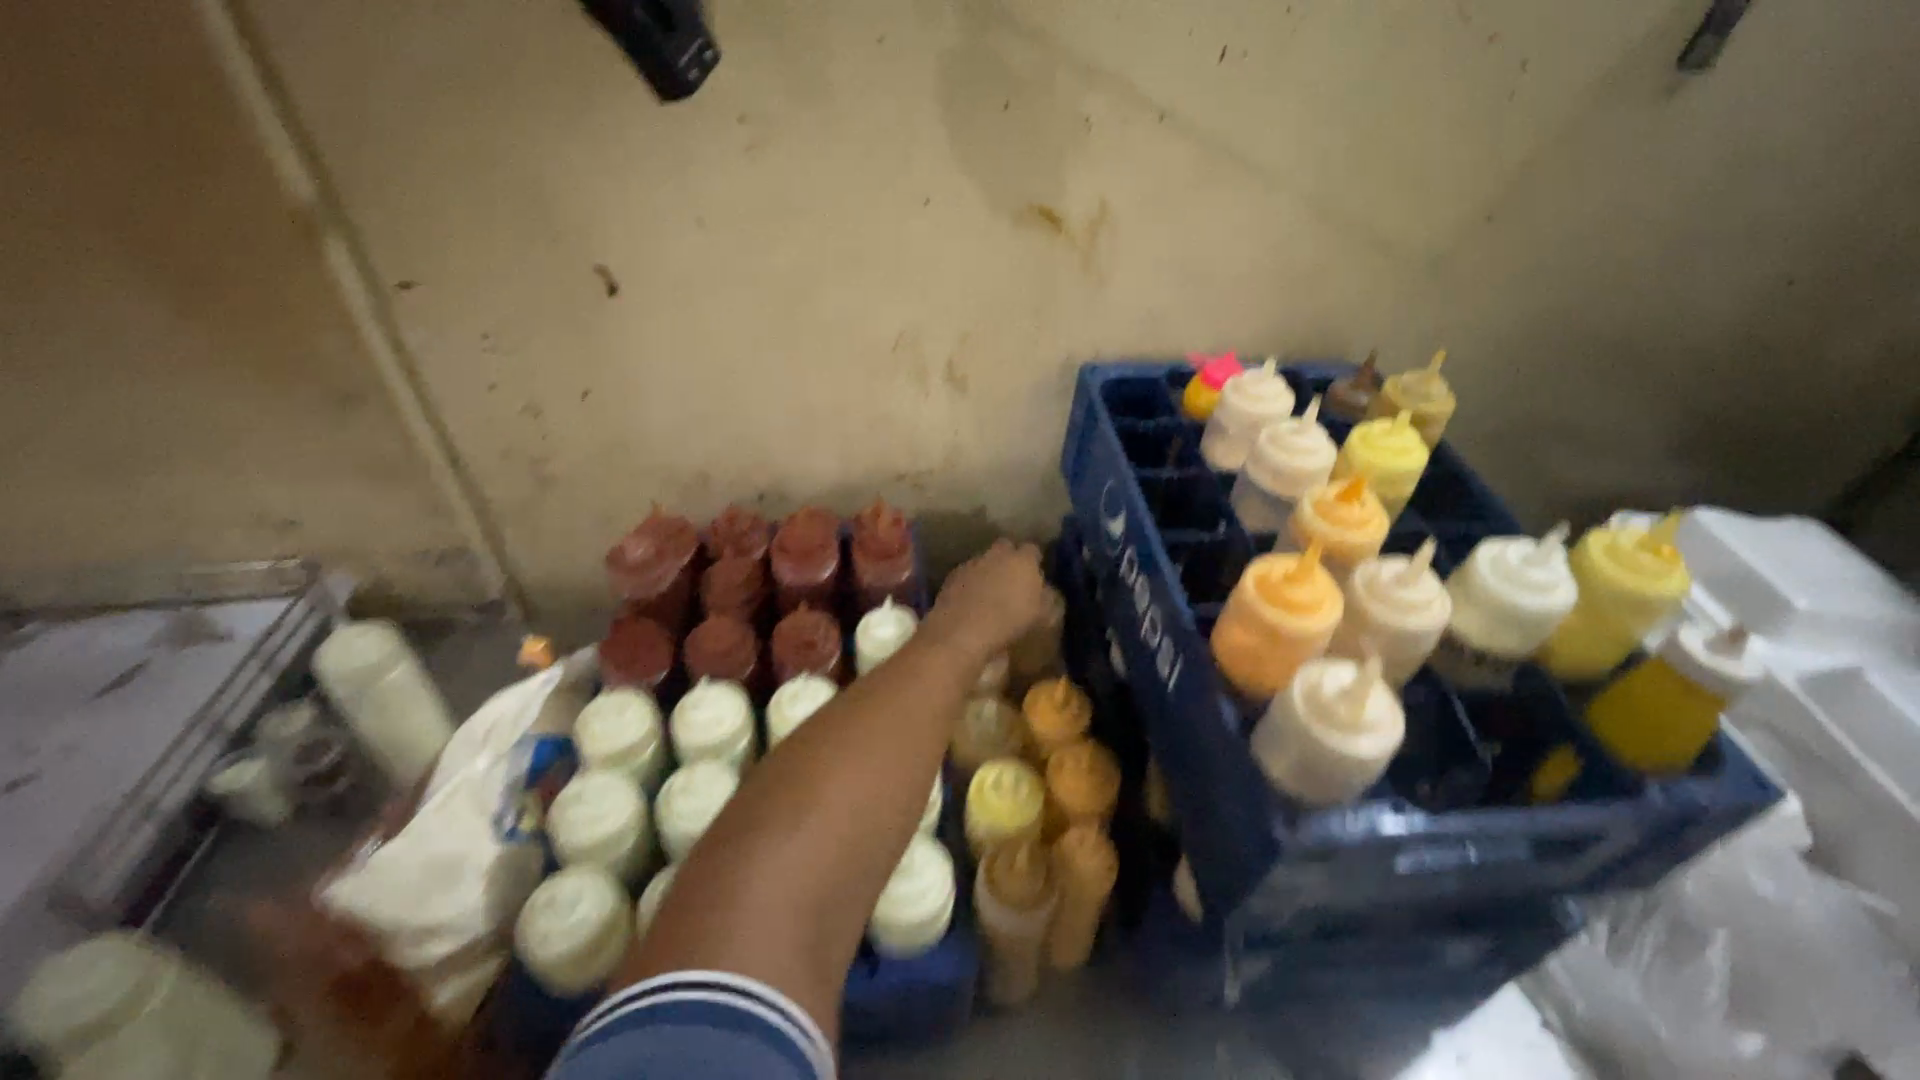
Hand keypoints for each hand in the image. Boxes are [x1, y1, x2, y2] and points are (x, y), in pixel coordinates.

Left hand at [921, 539, 1051, 665]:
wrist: (963, 631)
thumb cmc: (1010, 621)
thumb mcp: (1042, 615)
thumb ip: (1048, 598)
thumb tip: (1047, 590)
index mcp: (1023, 560)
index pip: (1033, 549)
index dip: (1034, 561)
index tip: (1036, 574)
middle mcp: (997, 554)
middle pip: (1005, 547)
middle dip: (1009, 558)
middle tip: (1013, 579)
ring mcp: (972, 563)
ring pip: (984, 560)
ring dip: (988, 570)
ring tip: (990, 593)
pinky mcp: (951, 576)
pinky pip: (966, 574)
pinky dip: (970, 582)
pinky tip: (971, 601)